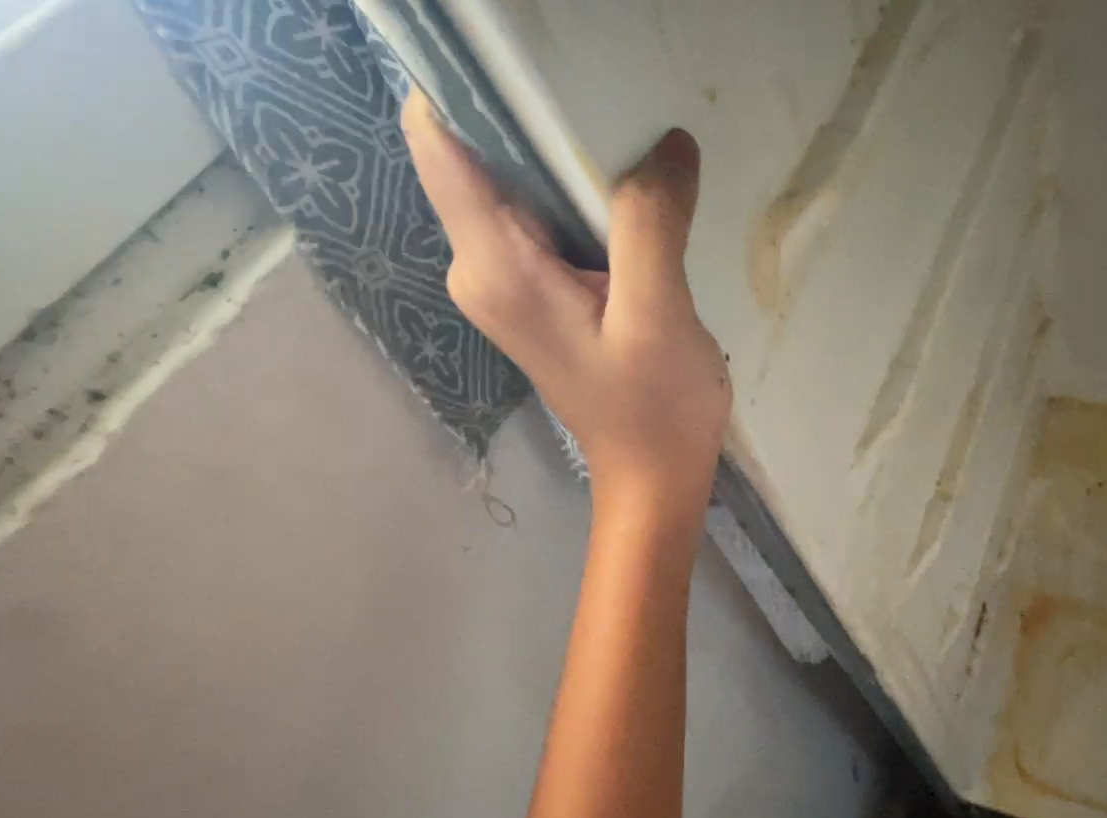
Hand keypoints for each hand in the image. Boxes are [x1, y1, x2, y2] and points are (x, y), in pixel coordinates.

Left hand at [401, 89, 729, 509]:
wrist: (654, 476)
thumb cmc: (655, 408)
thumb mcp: (658, 313)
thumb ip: (650, 221)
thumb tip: (667, 145)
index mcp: (496, 266)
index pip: (438, 138)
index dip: (463, 79)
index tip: (525, 52)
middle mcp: (481, 267)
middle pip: (475, 151)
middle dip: (528, 111)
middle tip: (603, 90)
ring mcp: (504, 281)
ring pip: (512, 180)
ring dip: (559, 151)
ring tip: (625, 137)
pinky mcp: (534, 292)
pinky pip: (539, 215)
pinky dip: (575, 191)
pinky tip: (625, 189)